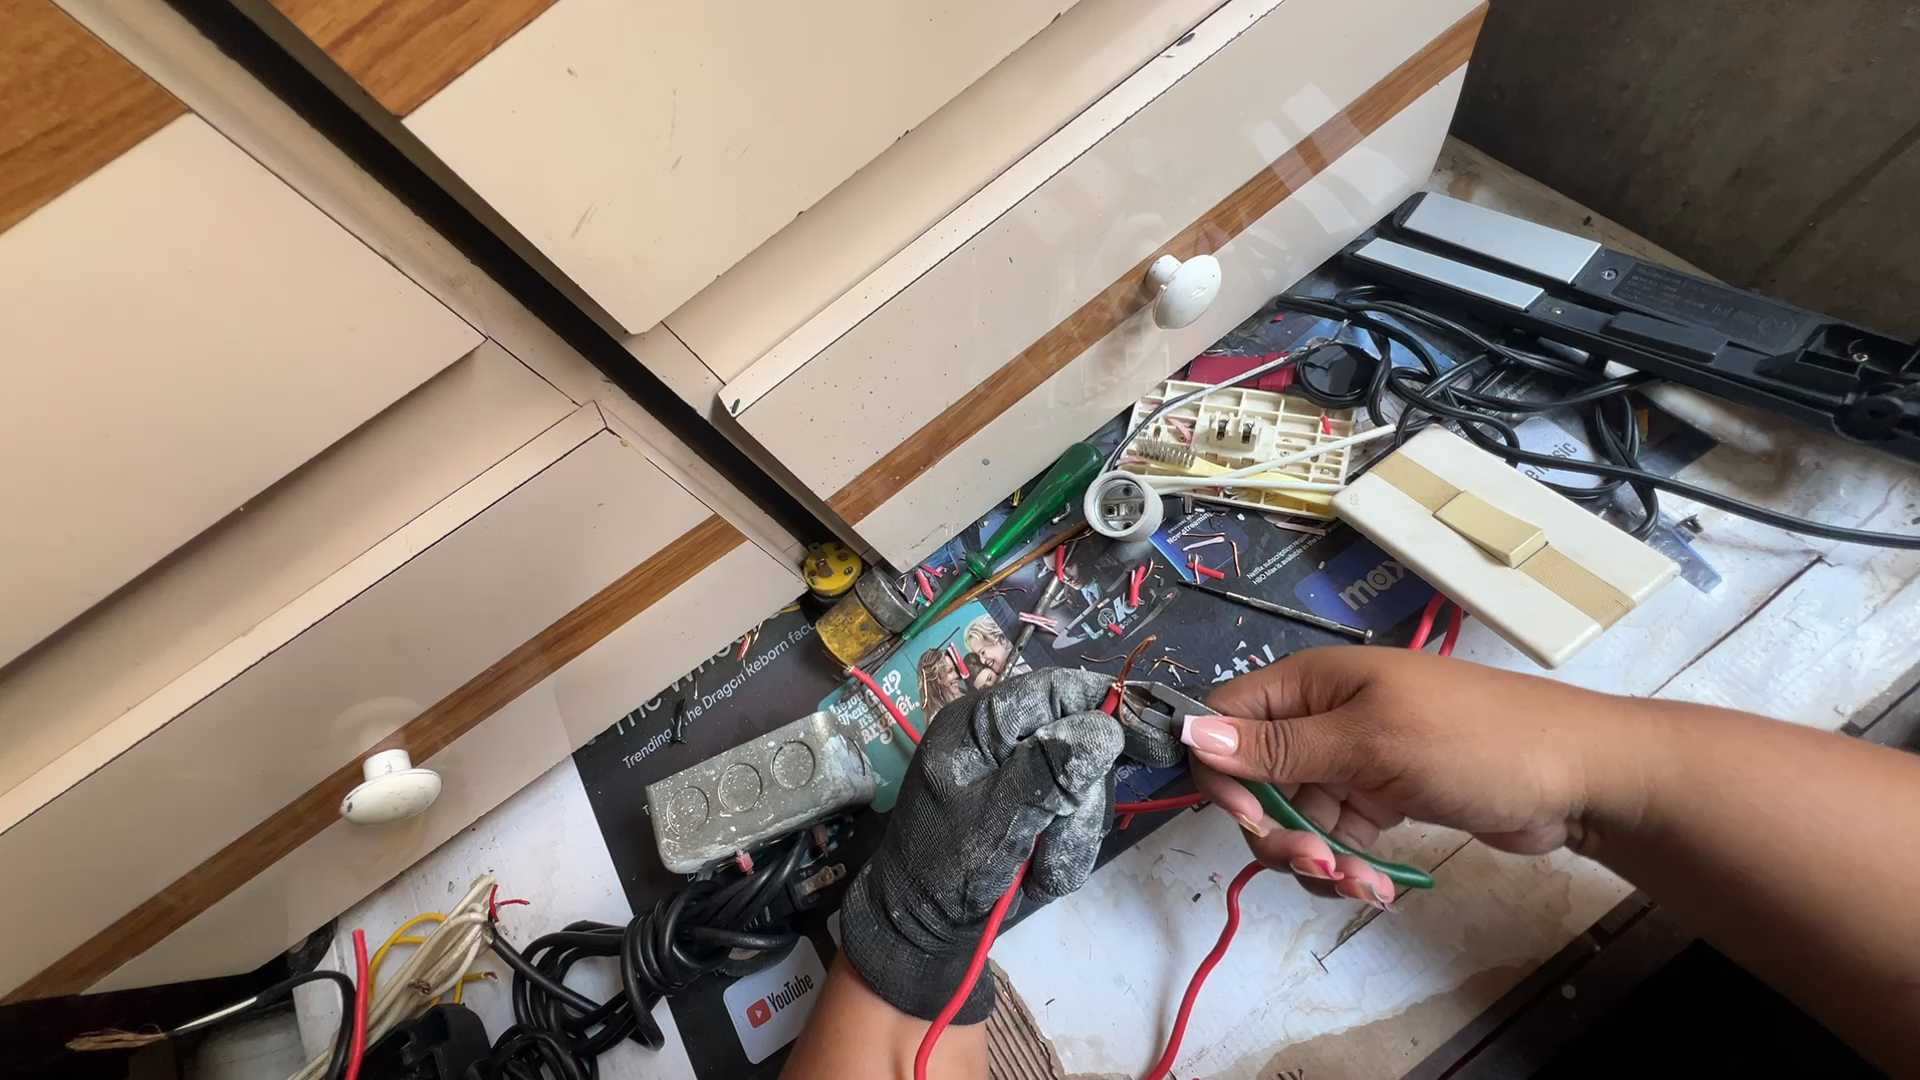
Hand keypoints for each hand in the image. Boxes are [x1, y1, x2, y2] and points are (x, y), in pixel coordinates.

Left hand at [839, 669, 1180, 1022]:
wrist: (922, 931)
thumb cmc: (942, 868)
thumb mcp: (992, 820)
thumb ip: (1047, 773)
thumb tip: (1104, 728)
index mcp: (981, 721)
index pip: (1057, 690)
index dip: (1109, 706)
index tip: (1155, 738)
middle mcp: (1005, 737)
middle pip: (1082, 742)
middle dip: (1079, 800)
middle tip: (1060, 836)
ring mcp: (1025, 773)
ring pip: (1086, 786)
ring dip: (1072, 835)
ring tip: (1036, 867)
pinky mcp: (1039, 806)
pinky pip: (1080, 818)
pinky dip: (1067, 851)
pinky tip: (1038, 873)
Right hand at [1186, 646, 1651, 908]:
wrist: (1584, 778)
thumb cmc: (1472, 740)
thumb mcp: (1369, 742)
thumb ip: (1277, 746)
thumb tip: (1189, 730)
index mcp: (1305, 686)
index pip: (1225, 720)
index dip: (1220, 768)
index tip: (1249, 817)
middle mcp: (1315, 720)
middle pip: (1253, 778)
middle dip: (1275, 829)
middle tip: (1318, 862)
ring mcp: (1345, 761)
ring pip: (1290, 815)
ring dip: (1313, 856)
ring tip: (1361, 884)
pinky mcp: (1373, 797)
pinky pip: (1330, 834)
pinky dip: (1343, 864)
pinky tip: (1375, 886)